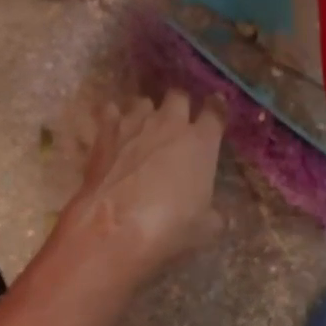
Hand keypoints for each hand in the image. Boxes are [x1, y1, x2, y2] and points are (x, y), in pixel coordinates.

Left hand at [62, 90, 225, 280]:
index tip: (216, 105)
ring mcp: (135, 121)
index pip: (215, 112)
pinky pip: (111, 110)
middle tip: (177, 119)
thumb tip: (219, 216)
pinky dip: (113, 117)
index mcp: (200, 142)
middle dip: (179, 104)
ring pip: (143, 100)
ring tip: (143, 126)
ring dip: (146, 111)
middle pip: (178, 96)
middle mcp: (169, 122)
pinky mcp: (107, 128)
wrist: (116, 223)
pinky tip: (113, 130)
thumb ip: (214, 215)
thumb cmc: (169, 227)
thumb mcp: (205, 229)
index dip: (216, 106)